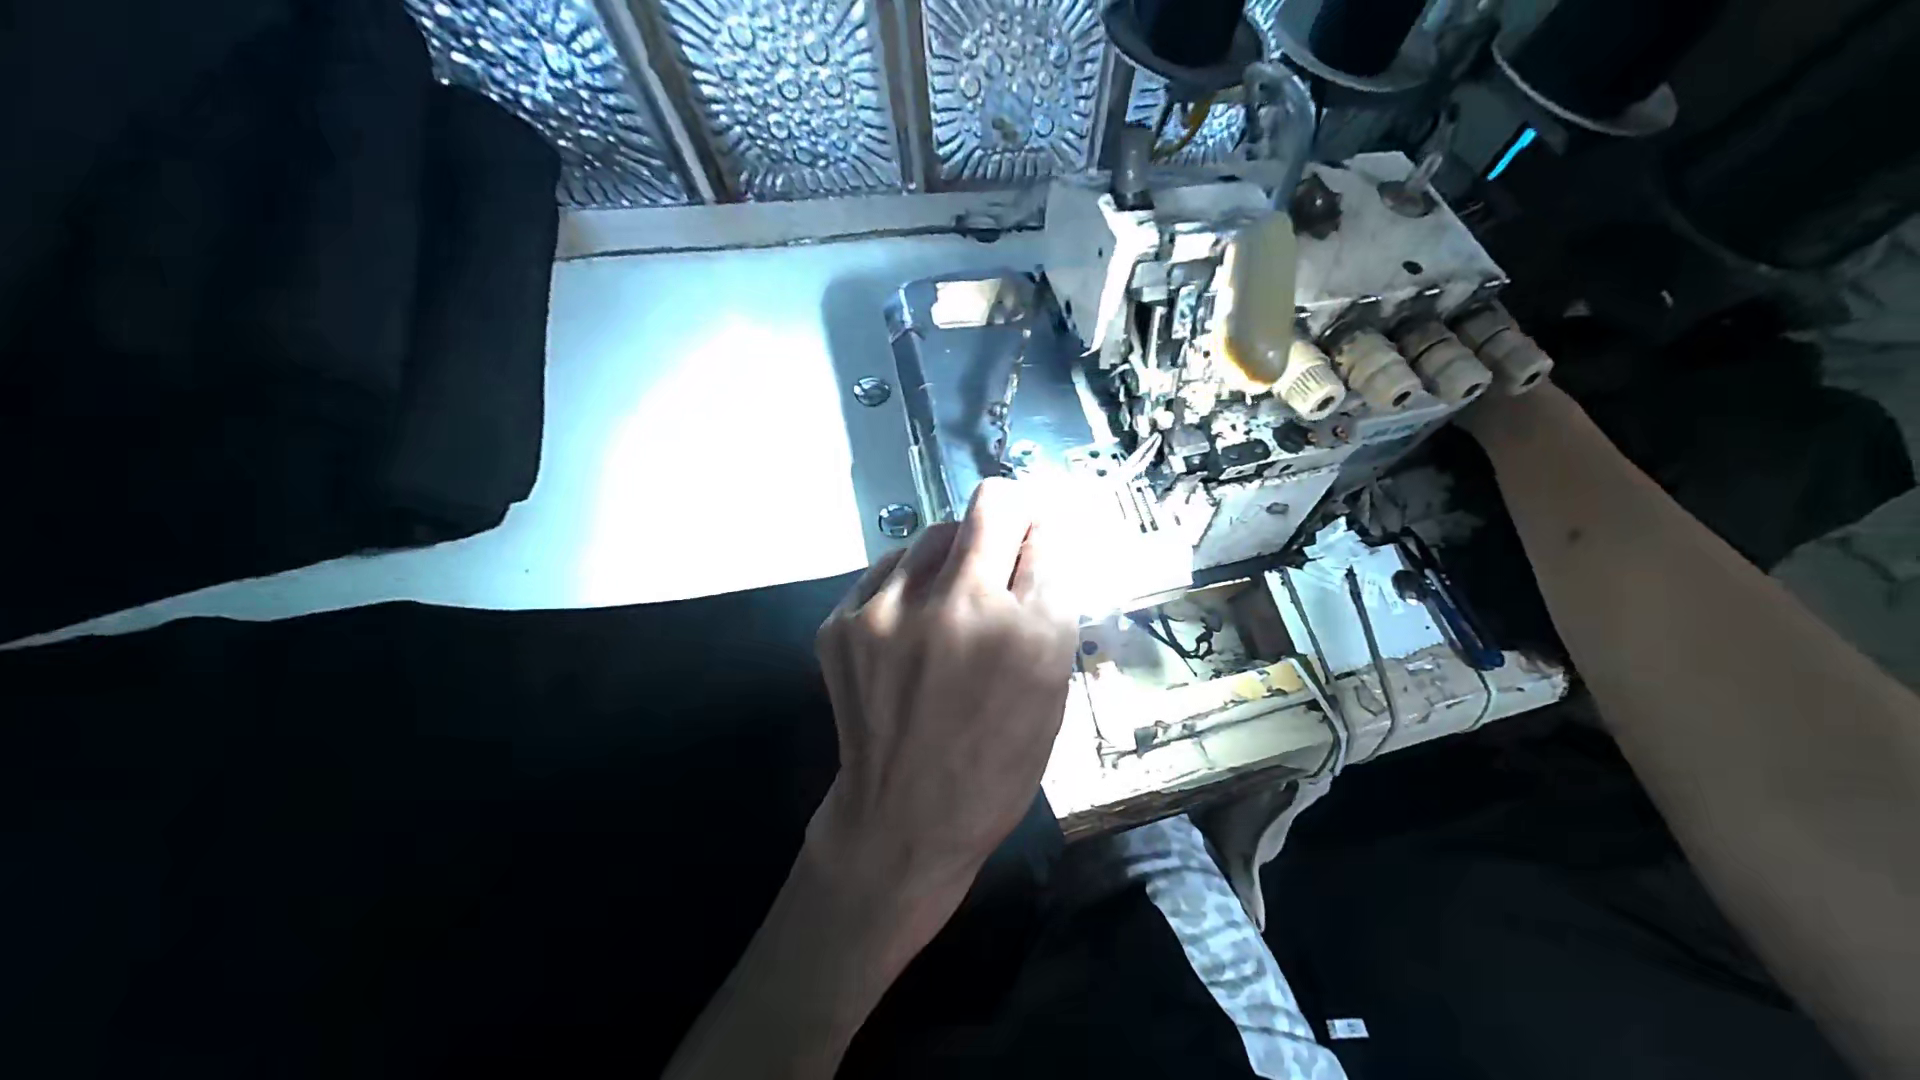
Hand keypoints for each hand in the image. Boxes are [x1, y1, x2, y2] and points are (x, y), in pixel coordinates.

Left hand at [810, 478, 1078, 903]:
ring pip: (934, 531)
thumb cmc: (995, 767)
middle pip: (992, 505)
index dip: (1043, 537)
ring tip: (951, 594)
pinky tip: (911, 618)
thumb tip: (1037, 549)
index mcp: (1027, 634)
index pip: (1045, 536)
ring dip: (953, 552)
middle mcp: (958, 608)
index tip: (1036, 544)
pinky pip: (888, 568)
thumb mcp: (1052, 693)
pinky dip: (908, 582)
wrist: (904, 818)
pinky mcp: (842, 622)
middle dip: (1006, 515)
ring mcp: (890, 611)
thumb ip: (1048, 614)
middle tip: (1003, 540)